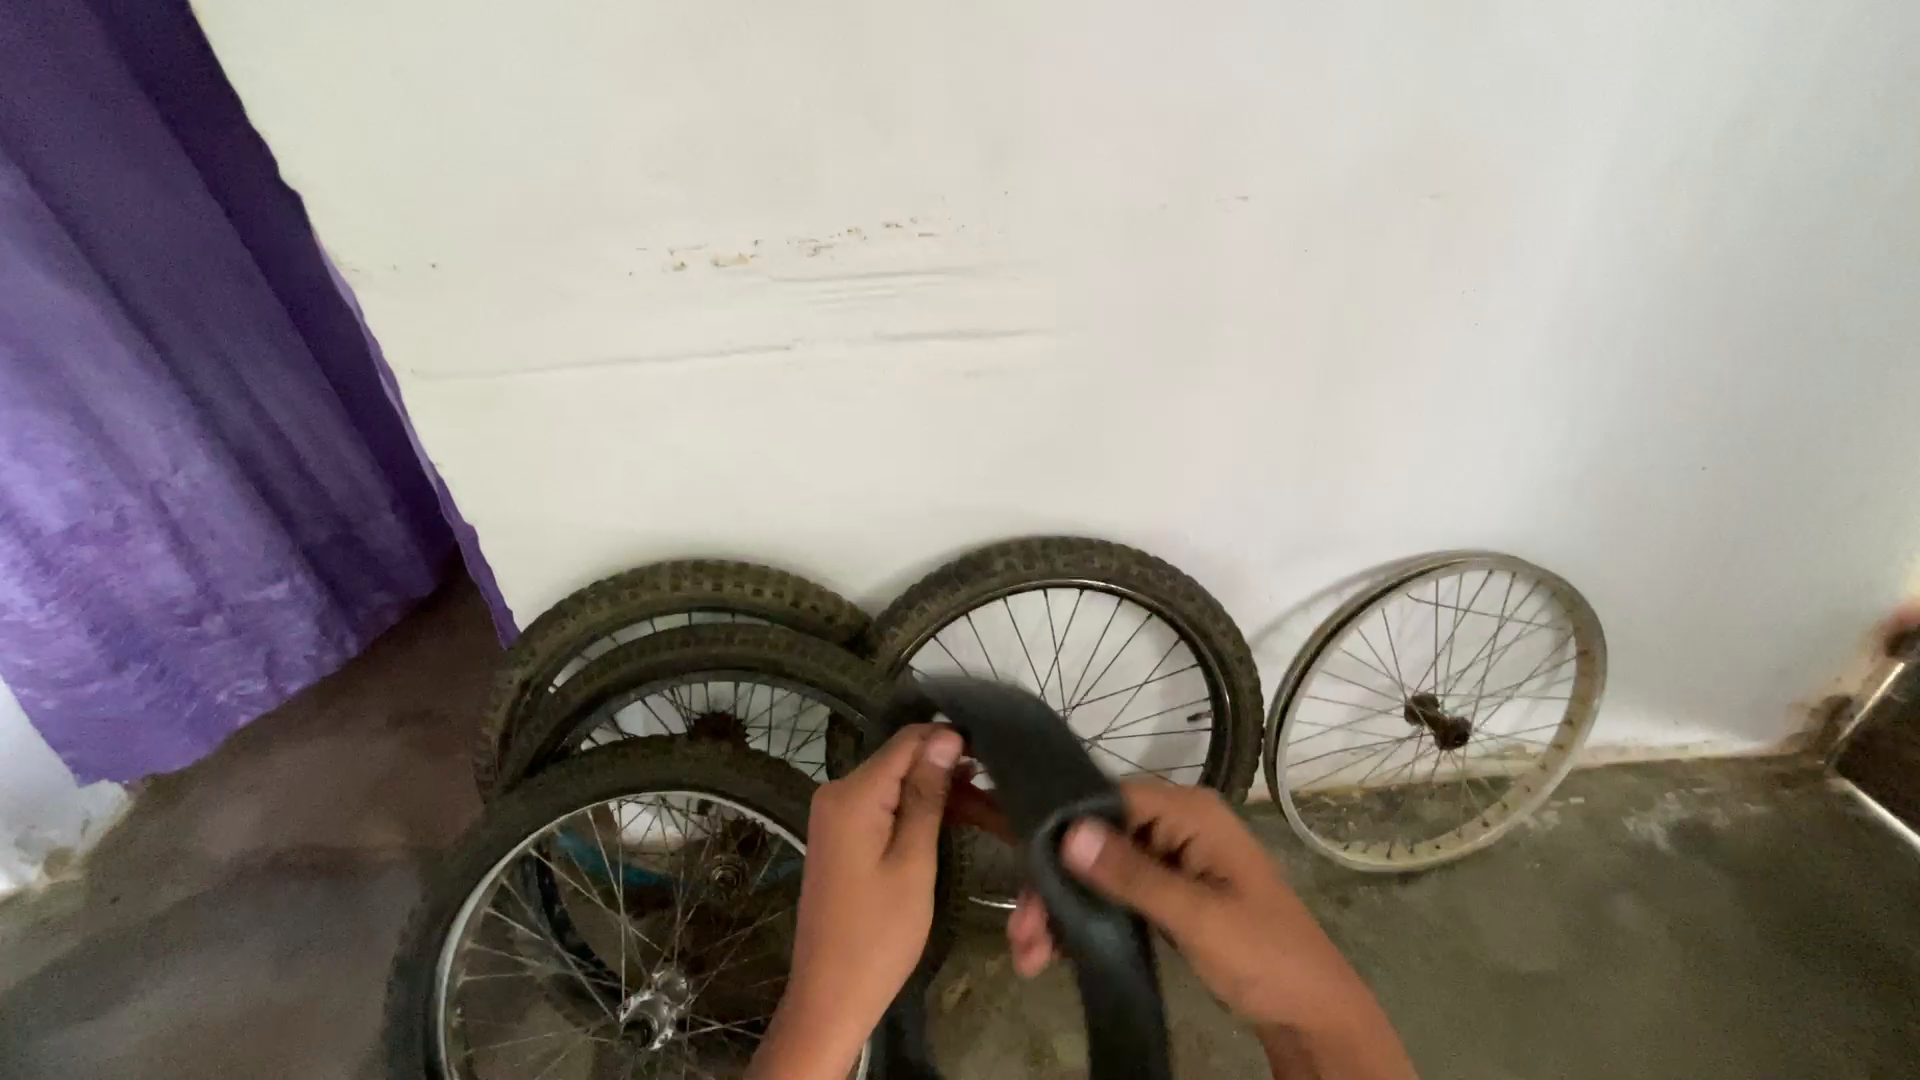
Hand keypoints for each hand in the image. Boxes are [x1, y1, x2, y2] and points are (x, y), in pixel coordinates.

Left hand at [748, 724, 961, 1079]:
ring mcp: (838, 814)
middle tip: (1004, 795)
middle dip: (952, 772)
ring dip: (943, 795)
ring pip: (900, 785)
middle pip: (904, 762)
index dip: (950, 741)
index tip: (996, 756)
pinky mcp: (845, 835)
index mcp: (852, 794)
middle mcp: (838, 792)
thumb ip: (927, 795)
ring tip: (996, 813)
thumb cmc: (878, 935)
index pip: (907, 741)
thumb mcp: (913, 862)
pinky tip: (962, 823)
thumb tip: (946, 736)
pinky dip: (921, 813)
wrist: (830, 997)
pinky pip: (887, 807)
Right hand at [1006, 780, 1414, 1078]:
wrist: (1314, 1014)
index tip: (1024, 867)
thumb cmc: (1264, 955)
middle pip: (1096, 836)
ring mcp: (1171, 857)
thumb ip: (1132, 874)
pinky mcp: (1167, 889)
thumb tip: (1069, 833)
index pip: (1109, 798)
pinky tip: (1056, 949)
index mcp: (1189, 812)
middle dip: (1055, 882)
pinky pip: (1114, 891)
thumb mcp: (1197, 917)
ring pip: (1098, 867)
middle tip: (1023, 933)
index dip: (1063, 826)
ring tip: (1029, 954)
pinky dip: (1085, 917)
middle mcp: (1175, 824)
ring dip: (1062, 906)